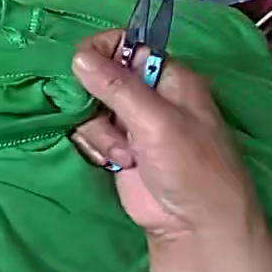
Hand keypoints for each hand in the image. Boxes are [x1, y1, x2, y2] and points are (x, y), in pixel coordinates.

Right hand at [70, 30, 265, 251]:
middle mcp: (147, 95)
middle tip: (104, 116)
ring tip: (124, 154)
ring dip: (99, 132)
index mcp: (168, 78)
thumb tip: (78, 56)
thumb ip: (117, 87)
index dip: (102, 53)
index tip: (84, 68)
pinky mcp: (116, 147)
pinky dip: (96, 147)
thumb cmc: (190, 168)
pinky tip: (115, 163)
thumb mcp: (156, 122)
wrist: (193, 226)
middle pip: (99, 77)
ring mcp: (130, 123)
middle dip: (95, 99)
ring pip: (89, 108)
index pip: (126, 45)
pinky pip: (88, 133)